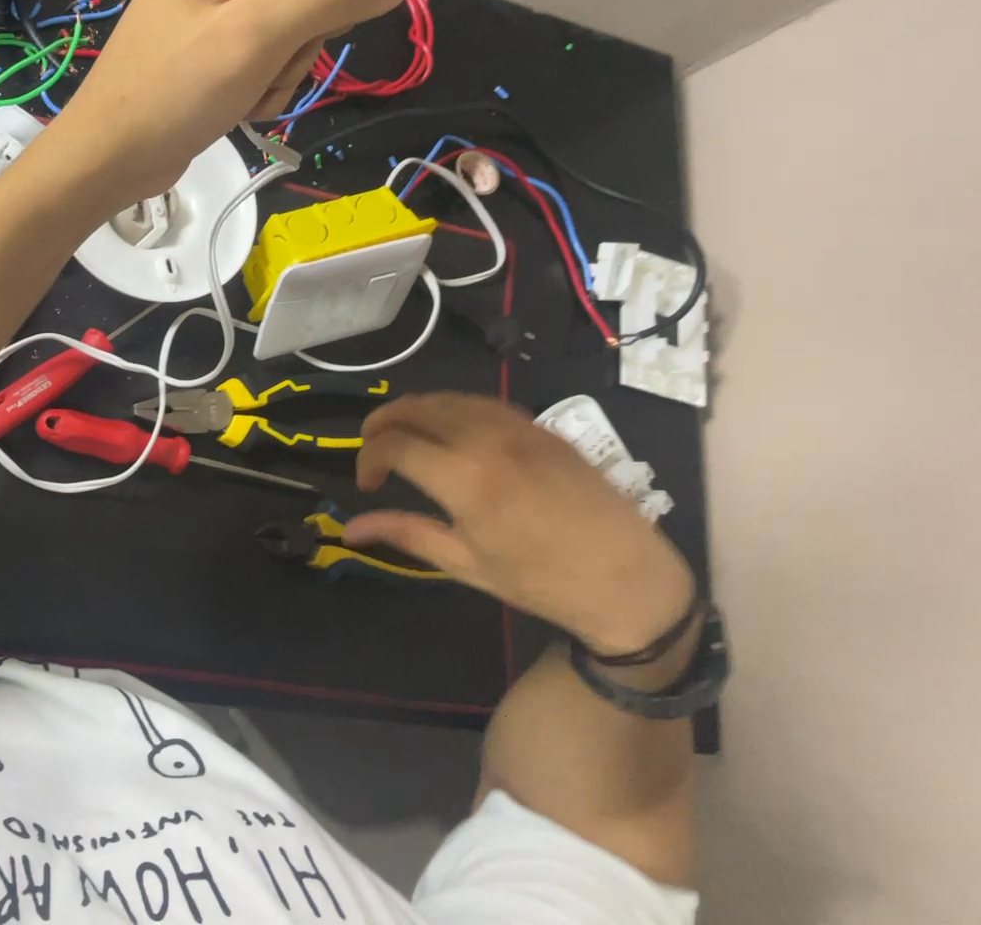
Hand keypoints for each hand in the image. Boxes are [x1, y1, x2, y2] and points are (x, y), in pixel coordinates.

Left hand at [44, 0, 447, 202]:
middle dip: (332, 5)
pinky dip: (282, 73)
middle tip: (297, 45)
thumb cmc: (168, 90)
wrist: (111, 156)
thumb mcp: (255, 34)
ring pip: (322, 0)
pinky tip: (246, 100)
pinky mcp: (241, 34)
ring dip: (303, 51)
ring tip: (255, 82)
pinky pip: (295, 39)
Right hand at [341, 394, 696, 655]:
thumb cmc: (542, 582)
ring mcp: (519, 429)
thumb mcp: (464, 563)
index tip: (370, 485)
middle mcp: (488, 441)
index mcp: (465, 479)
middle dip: (382, 423)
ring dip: (415, 411)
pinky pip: (483, 403)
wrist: (631, 580)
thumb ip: (404, 534)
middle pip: (415, 408)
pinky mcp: (543, 429)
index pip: (392, 443)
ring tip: (404, 438)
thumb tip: (349, 529)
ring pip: (448, 398)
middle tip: (373, 450)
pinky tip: (450, 435)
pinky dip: (452, 409)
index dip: (367, 458)